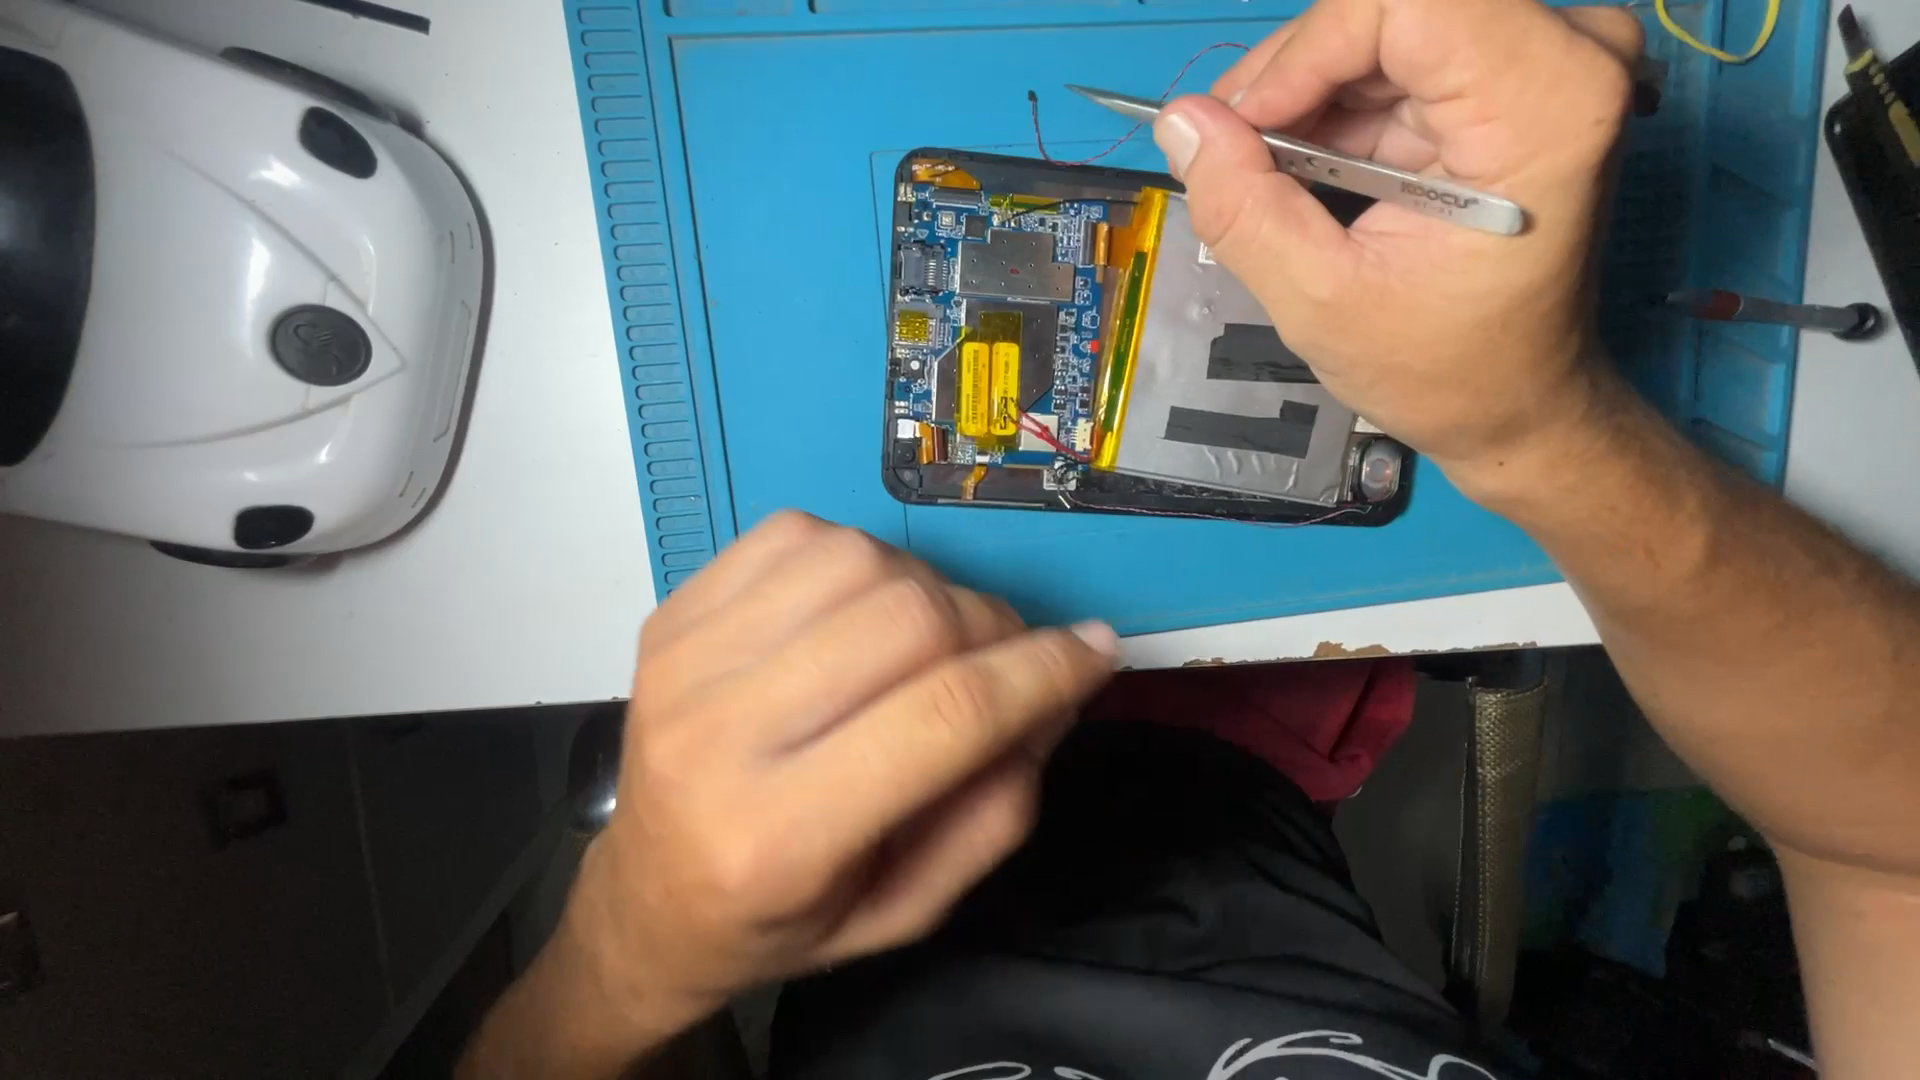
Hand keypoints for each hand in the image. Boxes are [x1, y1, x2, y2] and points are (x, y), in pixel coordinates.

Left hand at [565, 512, 1116, 1024]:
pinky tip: (858, 607)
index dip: (1040, 672)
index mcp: (780, 836)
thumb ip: (996, 809)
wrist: (648, 894)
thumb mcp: (909, 907)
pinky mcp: (675, 611)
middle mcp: (719, 734)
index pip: (943, 717)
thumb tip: (1055, 690)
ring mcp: (687, 658)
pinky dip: (857, 555)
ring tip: (925, 636)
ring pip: (856, 559)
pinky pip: (797, 533)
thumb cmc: (785, 917)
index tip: (1095, 650)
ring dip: (924, 587)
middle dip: (987, 627)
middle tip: (1000, 656)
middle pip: (905, 620)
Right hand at [1153, 0, 1643, 472]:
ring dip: (1300, 105)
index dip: (1299, 55)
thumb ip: (1245, 211)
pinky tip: (1302, 181)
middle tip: (1228, 161)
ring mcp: (1537, 66)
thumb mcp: (1320, 302)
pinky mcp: (1505, 88)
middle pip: (1389, 10)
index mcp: (1543, 105)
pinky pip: (1392, 67)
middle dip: (1289, 81)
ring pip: (1379, 34)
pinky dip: (1328, 119)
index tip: (1235, 132)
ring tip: (1260, 184)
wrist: (1509, 403)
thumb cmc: (1436, 368)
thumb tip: (1178, 123)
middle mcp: (1562, 55)